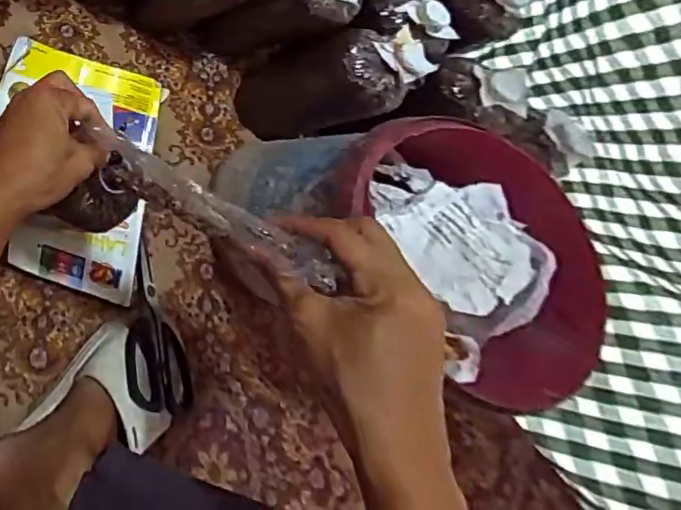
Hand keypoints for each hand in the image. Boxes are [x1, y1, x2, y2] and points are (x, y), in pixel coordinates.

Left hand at [0, 71, 108, 219]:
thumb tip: (102, 150)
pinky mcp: (7, 121)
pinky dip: (46, 120)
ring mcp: (16, 106)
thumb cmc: (42, 173)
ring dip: (61, 112)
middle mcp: (31, 94)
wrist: (0, 194)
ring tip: (74, 138)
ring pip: (45, 98)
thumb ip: (96, 151)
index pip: (84, 104)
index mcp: (50, 97)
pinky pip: (33, 111)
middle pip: (62, 87)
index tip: (109, 144)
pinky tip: (54, 144)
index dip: (100, 125)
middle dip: (78, 105)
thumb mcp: (79, 164)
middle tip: (88, 128)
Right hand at [268, 216, 462, 509]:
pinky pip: (392, 280)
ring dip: (348, 252)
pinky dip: (362, 273)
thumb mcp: (310, 325)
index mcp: (394, 285)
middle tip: (296, 239)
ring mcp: (426, 308)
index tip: (273, 226)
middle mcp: (417, 288)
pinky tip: (338, 288)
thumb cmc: (351, 385)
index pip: (345, 235)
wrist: (398, 454)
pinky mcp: (424, 326)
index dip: (306, 225)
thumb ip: (284, 279)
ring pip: (384, 257)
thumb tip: (255, 248)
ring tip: (312, 260)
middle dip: (331, 231)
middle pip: (372, 236)